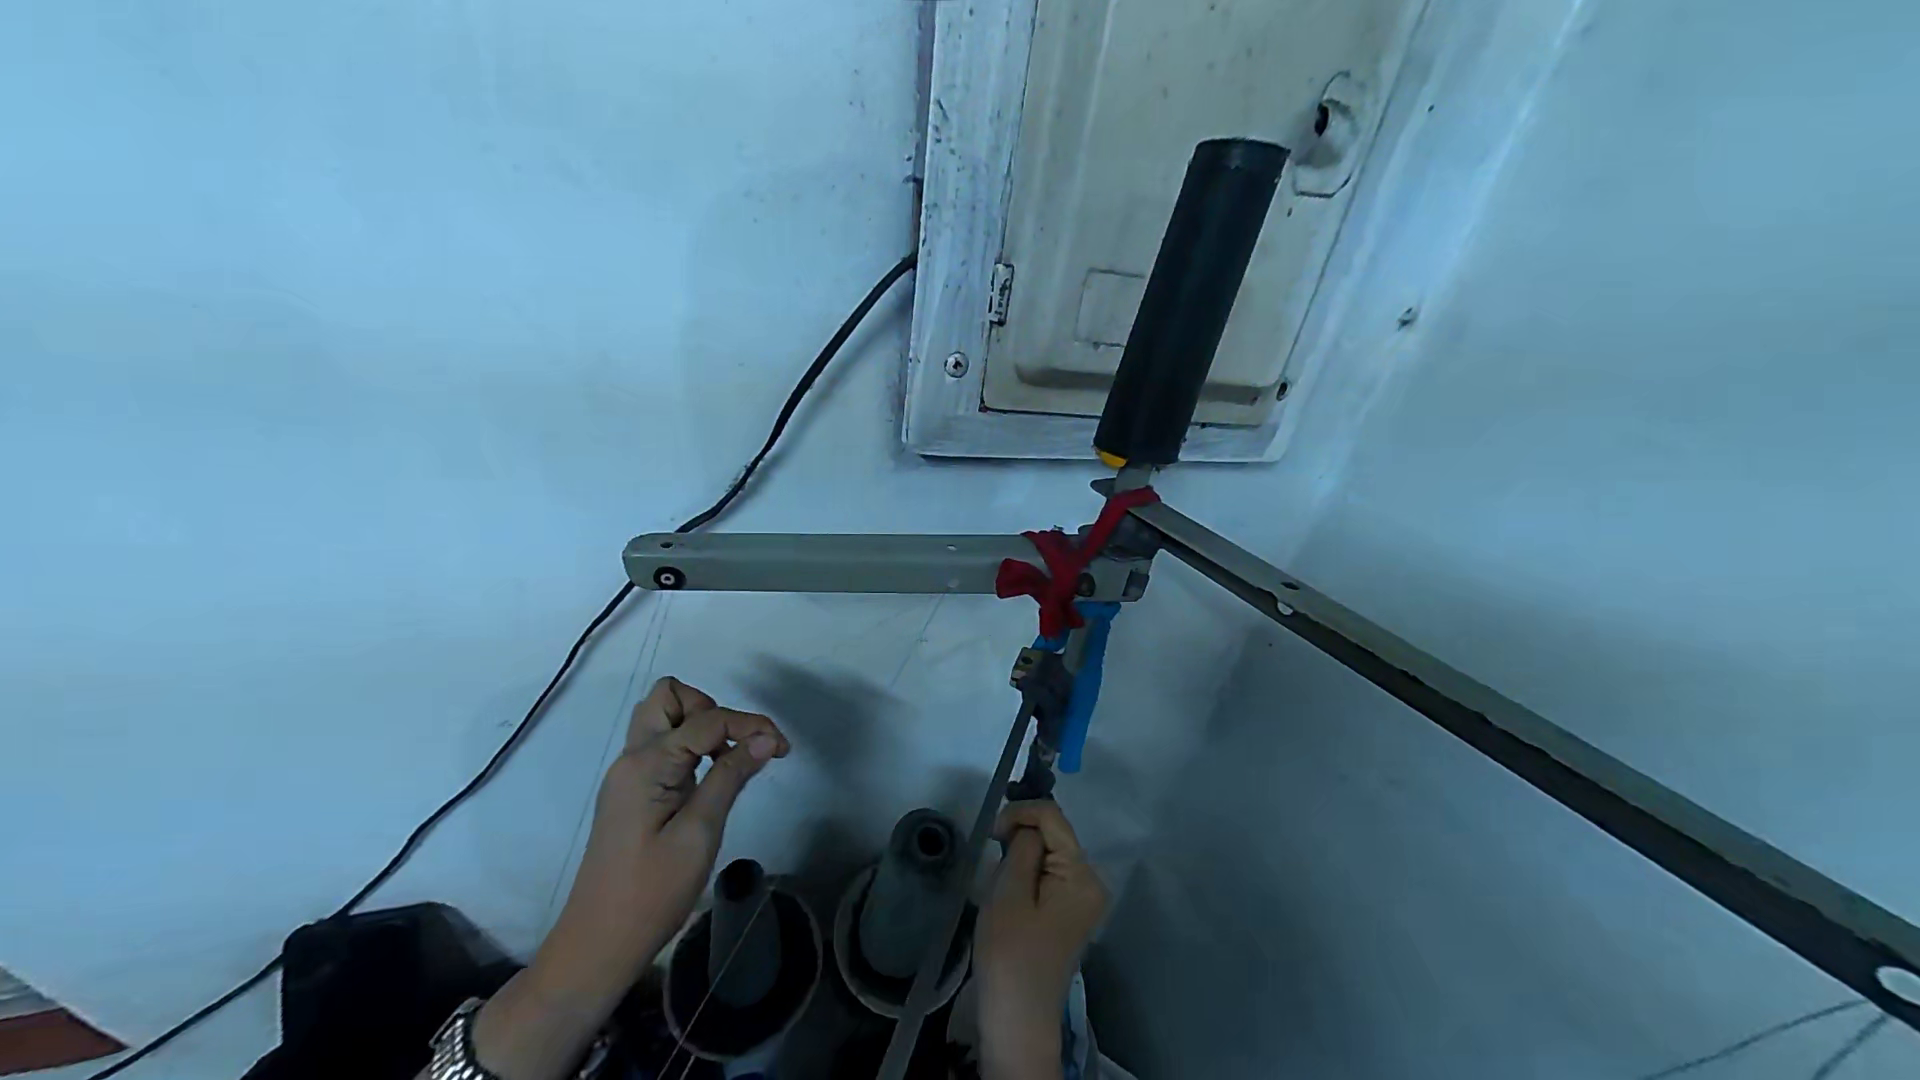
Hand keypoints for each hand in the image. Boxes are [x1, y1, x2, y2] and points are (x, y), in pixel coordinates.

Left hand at [559, 676, 788, 975]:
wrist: (599, 944)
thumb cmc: (652, 892)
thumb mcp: (700, 832)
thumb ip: (731, 776)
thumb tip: (765, 738)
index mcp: (647, 764)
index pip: (707, 720)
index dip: (750, 725)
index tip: (782, 749)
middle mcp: (632, 758)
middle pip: (669, 697)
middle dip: (712, 709)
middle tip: (736, 746)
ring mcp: (628, 774)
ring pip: (662, 718)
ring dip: (700, 725)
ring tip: (728, 759)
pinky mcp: (632, 791)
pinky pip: (662, 744)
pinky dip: (691, 746)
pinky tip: (711, 776)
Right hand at [976, 801, 1107, 1079]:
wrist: (1018, 1020)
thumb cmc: (1010, 955)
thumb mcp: (1008, 893)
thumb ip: (1021, 848)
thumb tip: (1027, 827)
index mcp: (1082, 875)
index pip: (1053, 817)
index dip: (1020, 813)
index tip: (992, 833)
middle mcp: (1092, 881)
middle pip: (1055, 833)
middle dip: (1021, 835)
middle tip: (992, 856)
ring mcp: (1084, 898)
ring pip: (1050, 852)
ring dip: (1022, 855)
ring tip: (1000, 880)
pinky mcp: (1071, 911)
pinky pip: (1050, 873)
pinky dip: (1028, 872)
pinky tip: (1011, 892)